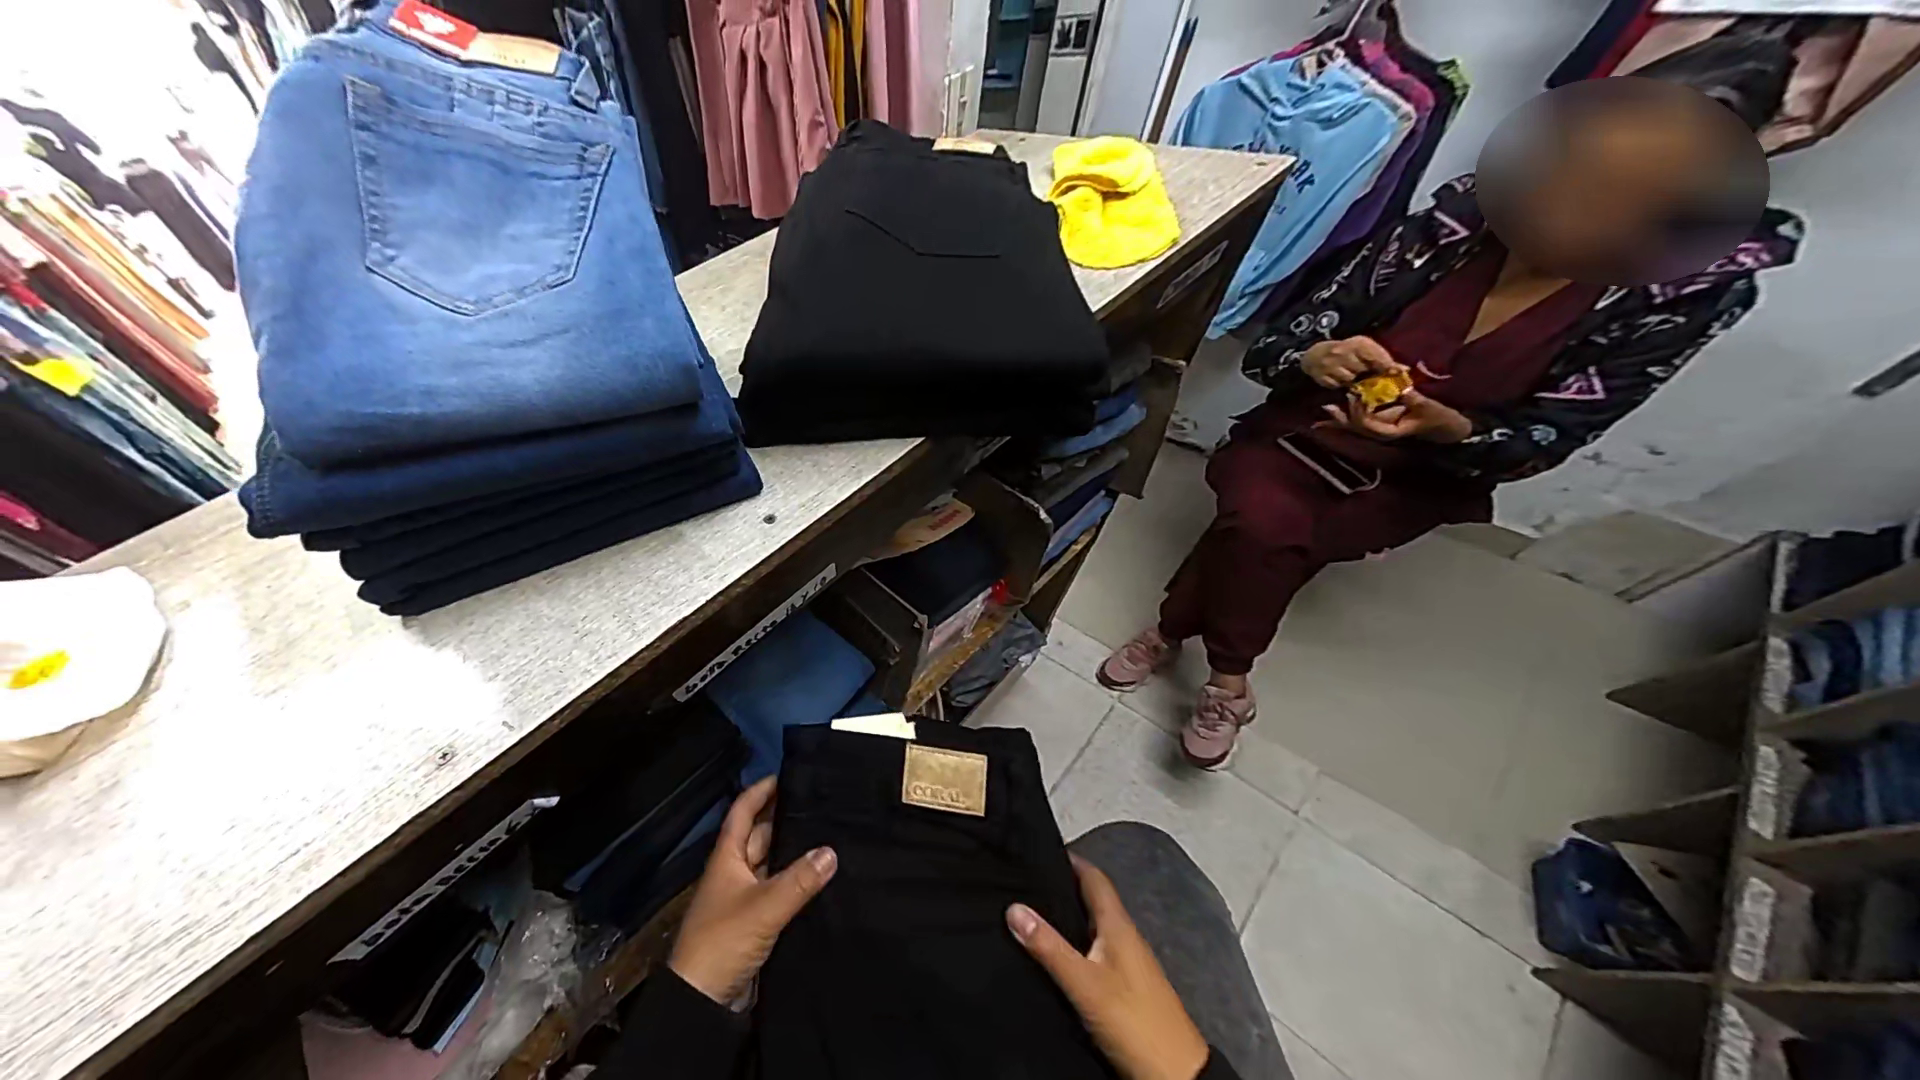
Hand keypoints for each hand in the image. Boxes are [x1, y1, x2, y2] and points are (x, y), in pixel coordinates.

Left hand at [668, 777, 836, 1004]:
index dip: (760, 792)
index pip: (742, 813)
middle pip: (761, 835)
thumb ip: (799, 880)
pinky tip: (822, 876)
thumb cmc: (723, 941)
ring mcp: (745, 897)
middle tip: (822, 804)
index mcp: (727, 859)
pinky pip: (780, 890)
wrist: (702, 1003)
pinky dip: (798, 881)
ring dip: (795, 851)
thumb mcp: (763, 906)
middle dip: (786, 818)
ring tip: (830, 834)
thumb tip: (831, 851)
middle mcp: (735, 872)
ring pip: (773, 863)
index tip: (786, 775)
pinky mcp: (756, 921)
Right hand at [1007, 855, 1209, 1079]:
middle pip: (1093, 898)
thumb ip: (1049, 947)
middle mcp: (1125, 935)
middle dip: (1064, 886)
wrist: (1177, 1075)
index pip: (1093, 876)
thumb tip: (1013, 906)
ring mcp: (1129, 962)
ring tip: (1034, 913)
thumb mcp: (1084, 983)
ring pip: (1094, 925)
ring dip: (1069, 915)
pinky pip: (1095, 949)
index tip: (1039, 851)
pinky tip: (1057, 955)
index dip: (1070, 860)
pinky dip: (1075, 942)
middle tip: (1028, 881)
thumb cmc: (1132, 1019)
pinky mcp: (1127, 986)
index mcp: (1118, 924)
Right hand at [1299, 335, 1402, 388]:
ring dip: (1351, 380)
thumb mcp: (1364, 349)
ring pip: (1349, 380)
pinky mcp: (1321, 376)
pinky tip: (1337, 377)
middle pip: (1363, 370)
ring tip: (1349, 375)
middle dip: (1366, 373)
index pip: (1377, 357)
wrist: (1315, 354)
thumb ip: (1382, 359)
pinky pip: (1336, 385)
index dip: (1388, 366)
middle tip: (1365, 373)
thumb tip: (1404, 370)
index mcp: (1357, 344)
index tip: (1397, 373)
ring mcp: (1330, 365)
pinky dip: (1339, 384)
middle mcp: (1343, 353)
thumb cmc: (1346, 351)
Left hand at [1318, 389, 1472, 443]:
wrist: (1445, 428)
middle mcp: (1379, 433)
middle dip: (1341, 417)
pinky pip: (1360, 422)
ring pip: (1353, 426)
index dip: (1358, 410)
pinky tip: (1331, 417)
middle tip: (1327, 406)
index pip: (1366, 423)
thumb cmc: (1438, 417)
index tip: (1356, 394)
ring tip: (1325, 409)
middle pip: (1354, 427)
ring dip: (1339, 419)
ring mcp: (1378, 430)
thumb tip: (1400, 388)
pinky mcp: (1380, 424)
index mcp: (1388, 431)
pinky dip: (1345, 419)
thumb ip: (1412, 397)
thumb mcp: (1428, 406)